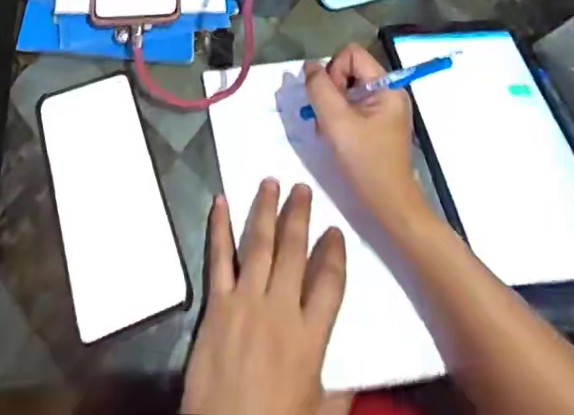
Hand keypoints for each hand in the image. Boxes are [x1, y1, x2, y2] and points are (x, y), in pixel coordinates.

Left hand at [181, 180, 346, 414]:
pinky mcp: (217, 305)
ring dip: (266, 210)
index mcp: (311, 335)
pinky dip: (220, 228)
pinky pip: (219, 259)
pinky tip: (221, 202)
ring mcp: (246, 301)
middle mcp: (281, 308)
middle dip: (300, 216)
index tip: (335, 230)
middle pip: (294, 251)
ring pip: (260, 245)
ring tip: (271, 182)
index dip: (334, 253)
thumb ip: (340, 391)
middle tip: (303, 187)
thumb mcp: (320, 413)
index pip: (330, 281)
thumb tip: (356, 378)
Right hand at [303, 45, 427, 226]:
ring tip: (328, 129)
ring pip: (348, 88)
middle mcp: (389, 91)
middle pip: (350, 69)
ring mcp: (384, 108)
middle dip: (331, 89)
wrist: (389, 205)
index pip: (351, 54)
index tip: (329, 100)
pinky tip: (335, 136)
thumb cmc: (366, 163)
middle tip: (325, 117)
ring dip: (332, 104)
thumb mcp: (337, 122)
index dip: (333, 70)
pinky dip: (339, 116)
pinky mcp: (378, 123)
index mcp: (387, 86)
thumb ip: (320, 89)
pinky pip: (353, 105)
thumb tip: (310, 65)